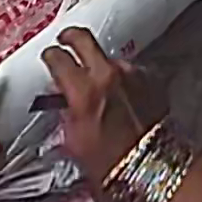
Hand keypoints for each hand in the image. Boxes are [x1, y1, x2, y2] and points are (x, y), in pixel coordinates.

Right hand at [41, 27, 158, 182]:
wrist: (152, 164)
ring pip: (108, 57)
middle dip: (71, 36)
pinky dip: (120, 77)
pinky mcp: (148, 75)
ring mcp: (131, 71)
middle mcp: (108, 74)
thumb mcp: (75, 140)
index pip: (60, 60)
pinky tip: (119, 93)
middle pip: (84, 39)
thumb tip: (64, 97)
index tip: (49, 55)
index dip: (51, 56)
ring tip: (98, 84)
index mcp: (84, 91)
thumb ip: (67, 112)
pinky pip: (128, 69)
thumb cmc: (108, 162)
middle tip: (65, 39)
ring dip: (99, 66)